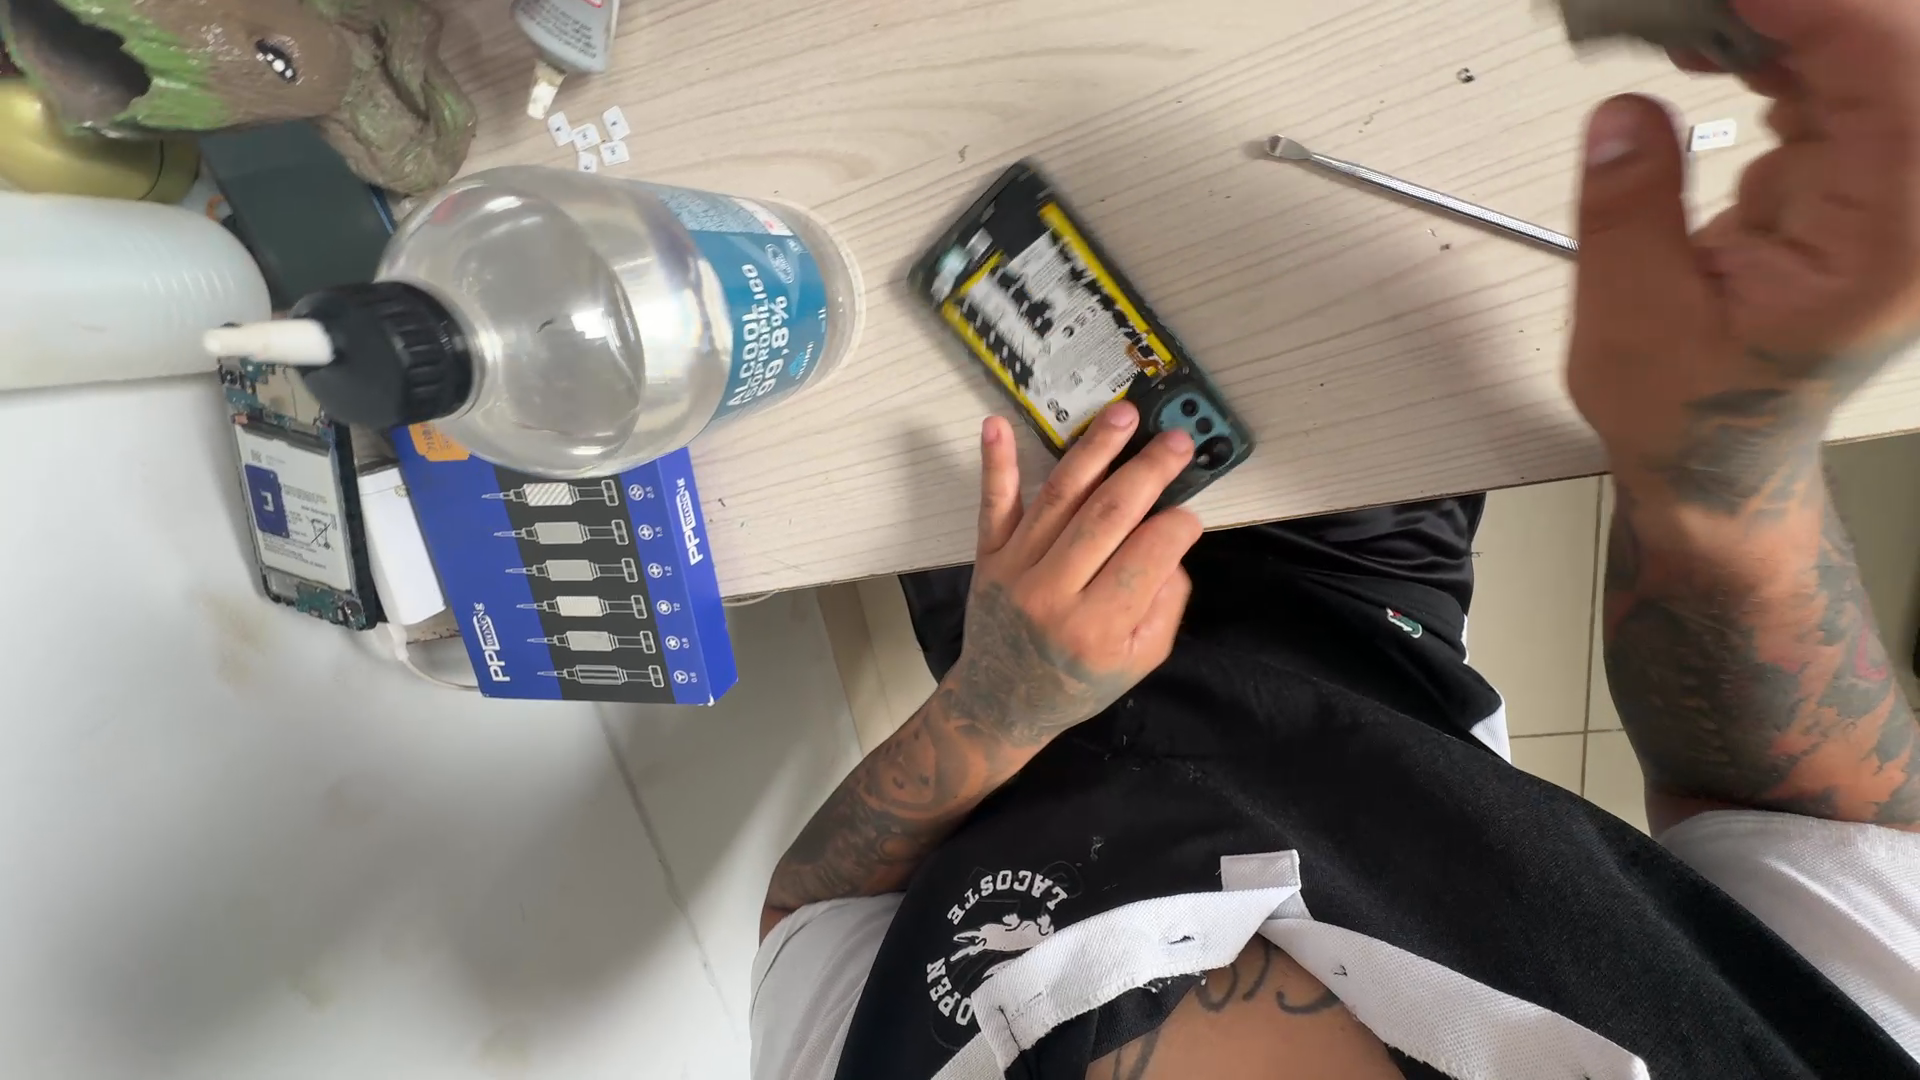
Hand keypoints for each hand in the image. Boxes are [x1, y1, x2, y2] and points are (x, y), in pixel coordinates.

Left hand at [947, 403, 1201, 744]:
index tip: (1191, 513)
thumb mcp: (1139, 663)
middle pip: (1108, 515)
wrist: (1001, 700)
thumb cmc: (1076, 684)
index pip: (1150, 554)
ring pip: (1060, 497)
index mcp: (1098, 628)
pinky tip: (997, 426)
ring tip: (1124, 414)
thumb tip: (1172, 542)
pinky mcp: (989, 555)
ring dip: (1094, 450)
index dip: (1179, 526)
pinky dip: (995, 464)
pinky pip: (994, 505)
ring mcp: (1016, 569)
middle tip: (1177, 441)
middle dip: (1150, 471)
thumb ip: (1165, 604)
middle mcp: (1053, 593)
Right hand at [1568, 0, 1919, 497]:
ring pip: (1879, 59)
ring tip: (1693, 30)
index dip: (1825, 9)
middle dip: (1807, 15)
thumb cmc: (1679, 401)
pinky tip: (1725, 54)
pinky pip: (1848, 83)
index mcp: (1894, 236)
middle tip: (1698, 15)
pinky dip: (1787, 55)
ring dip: (1791, 29)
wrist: (1709, 444)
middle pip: (1902, 54)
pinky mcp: (1865, 176)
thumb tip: (1622, 113)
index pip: (1897, 76)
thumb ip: (1630, 212)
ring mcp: (1902, 184)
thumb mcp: (1629, 319)